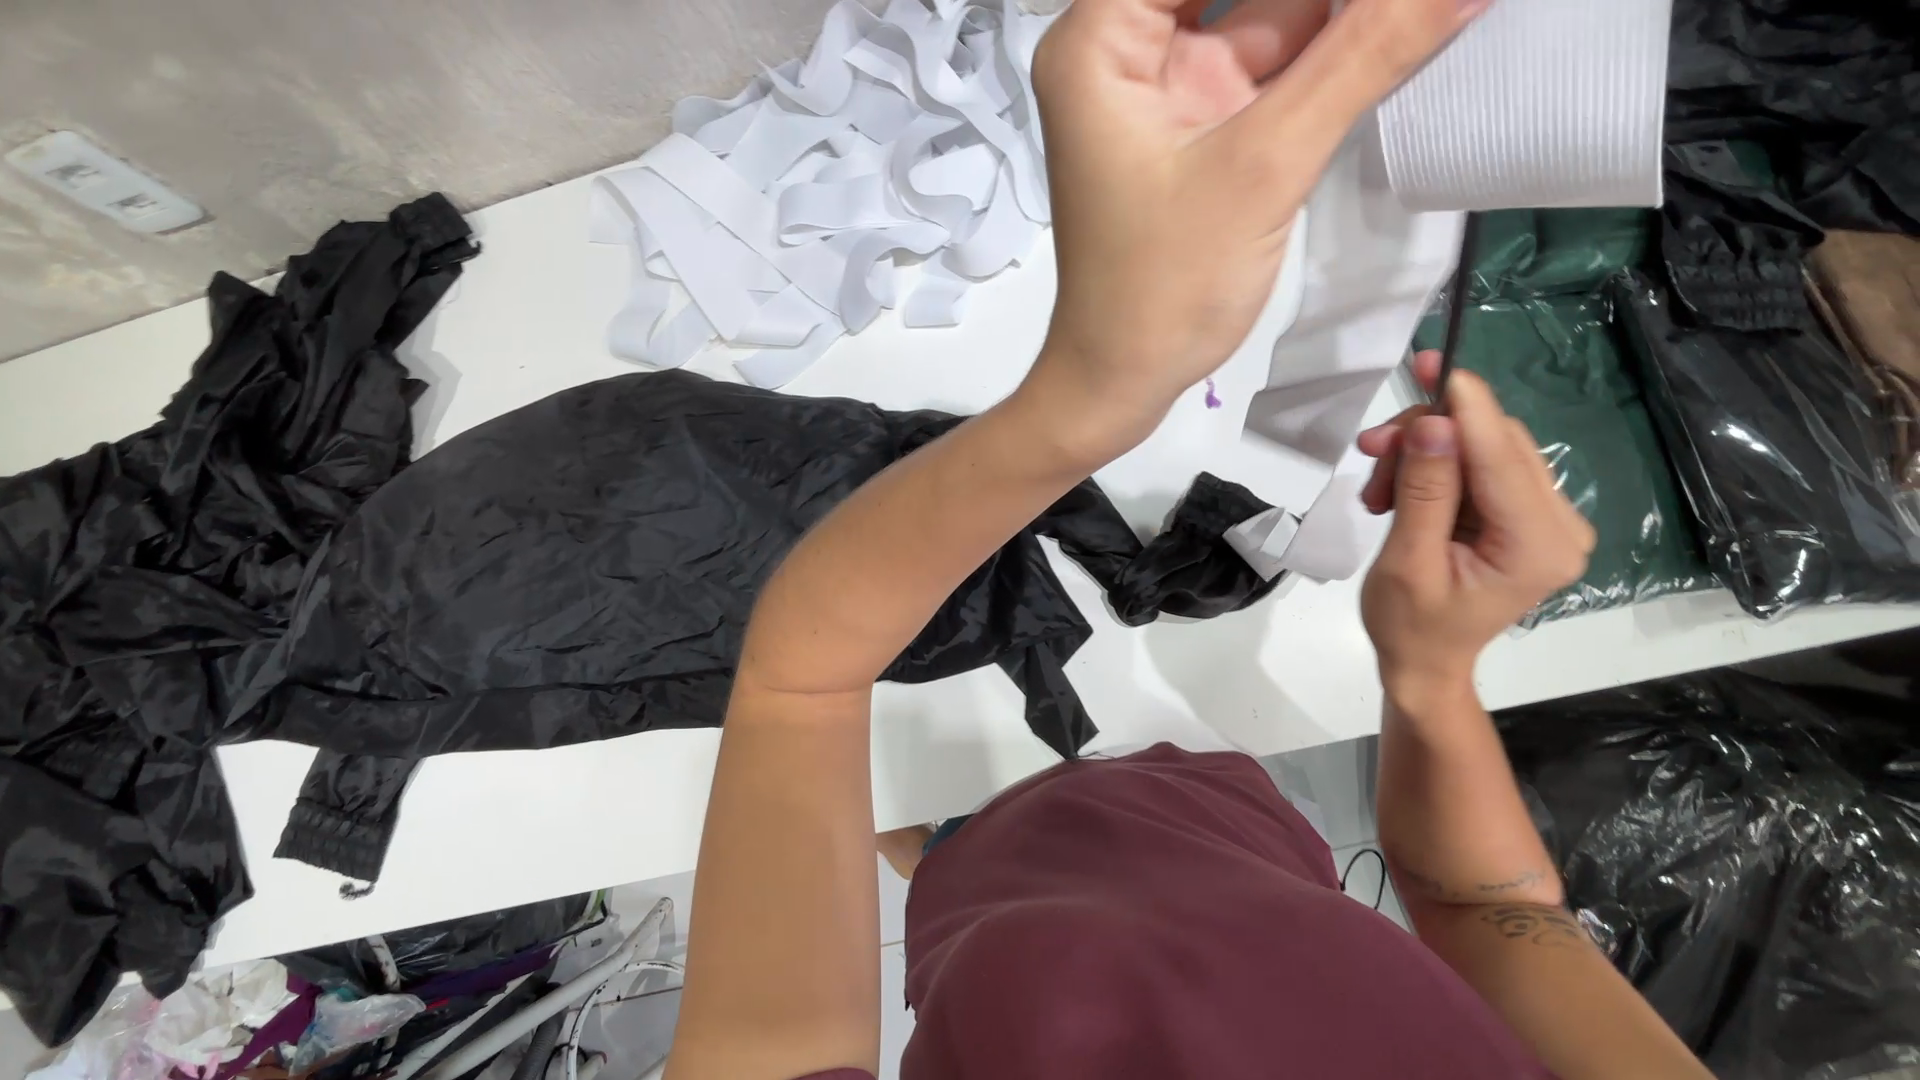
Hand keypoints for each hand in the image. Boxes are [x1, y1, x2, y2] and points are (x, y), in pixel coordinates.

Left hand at [1022, 0, 1487, 451]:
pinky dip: (1338, 47)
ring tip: (1413, 10)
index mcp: (1101, 38)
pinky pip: (1280, 63)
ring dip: (1345, 10)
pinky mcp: (1206, 128)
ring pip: (1272, 9)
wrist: (1123, 380)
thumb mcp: (1264, 163)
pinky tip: (1400, 26)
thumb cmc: (1163, 285)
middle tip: (1407, 0)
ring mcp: (1170, 89)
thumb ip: (1367, 53)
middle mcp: (1127, 47)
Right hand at [1358, 354, 1595, 705]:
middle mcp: (1559, 526)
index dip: (1465, 407)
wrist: (1425, 662)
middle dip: (1429, 436)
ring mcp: (1547, 520)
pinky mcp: (1526, 516)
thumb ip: (1424, 492)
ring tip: (1377, 488)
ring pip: (1486, 449)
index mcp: (1537, 546)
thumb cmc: (1409, 624)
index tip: (1433, 364)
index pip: (1501, 458)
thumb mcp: (1406, 562)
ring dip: (1425, 453)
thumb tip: (1433, 425)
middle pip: (1497, 444)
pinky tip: (1399, 489)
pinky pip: (1482, 467)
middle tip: (1368, 449)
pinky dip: (1435, 468)